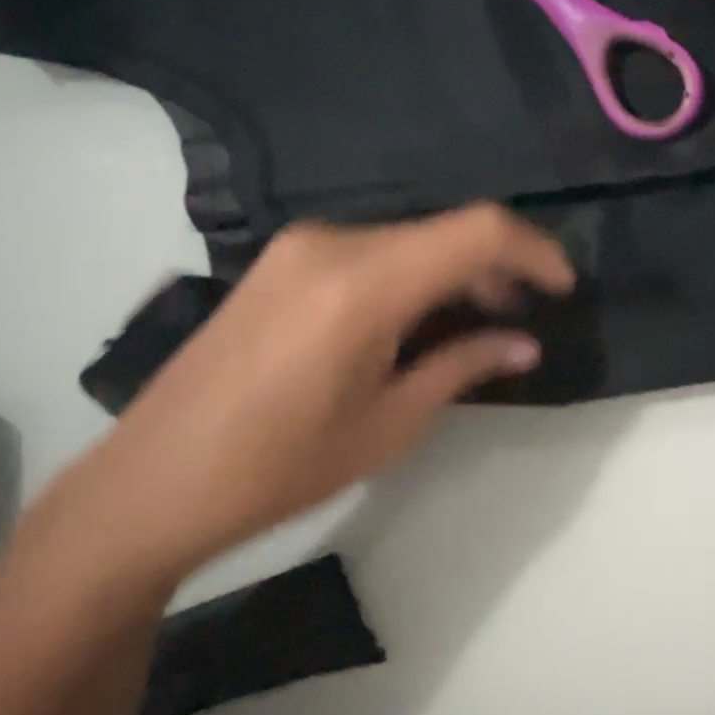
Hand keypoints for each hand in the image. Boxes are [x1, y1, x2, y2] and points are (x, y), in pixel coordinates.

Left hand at [55, 205, 574, 580]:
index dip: (535, 251)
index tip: (564, 289)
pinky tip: (421, 320)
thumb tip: (525, 343)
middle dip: (499, 267)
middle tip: (524, 317)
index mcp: (364, 285)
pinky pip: (374, 251)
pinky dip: (415, 275)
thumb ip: (463, 367)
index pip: (478, 233)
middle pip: (447, 231)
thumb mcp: (389, 424)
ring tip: (479, 323)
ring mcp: (300, 249)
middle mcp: (333, 245)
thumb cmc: (278, 467)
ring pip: (412, 239)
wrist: (150, 483)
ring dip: (457, 271)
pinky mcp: (282, 263)